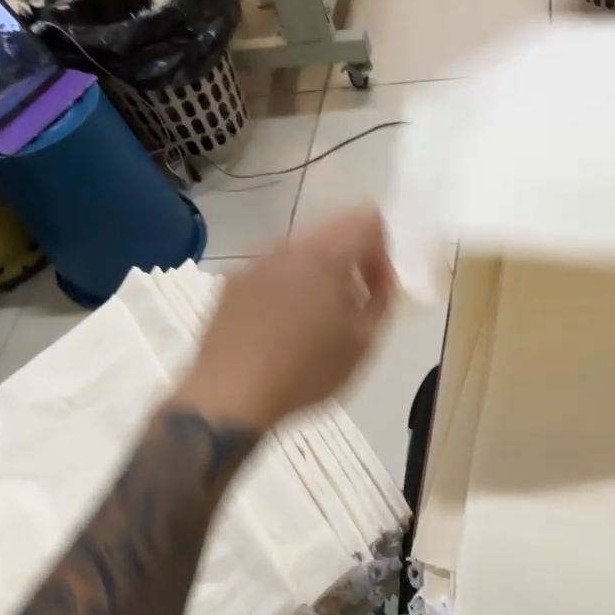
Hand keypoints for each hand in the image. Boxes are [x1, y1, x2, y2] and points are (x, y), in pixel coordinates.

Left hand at [176, 205, 396, 430]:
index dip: (382, 251)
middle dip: (350, 260)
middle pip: (332, 231)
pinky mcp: (232, 282)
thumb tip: (383, 278)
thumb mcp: (363, 343)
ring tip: (316, 319)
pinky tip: (282, 328)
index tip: (378, 288)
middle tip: (352, 304)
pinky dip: (286, 288)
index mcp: (328, 255)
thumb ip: (383, 300)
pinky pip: (271, 271)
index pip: (368, 220)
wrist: (232, 394)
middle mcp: (290, 246)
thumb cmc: (307, 371)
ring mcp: (255, 261)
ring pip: (300, 251)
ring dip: (317, 274)